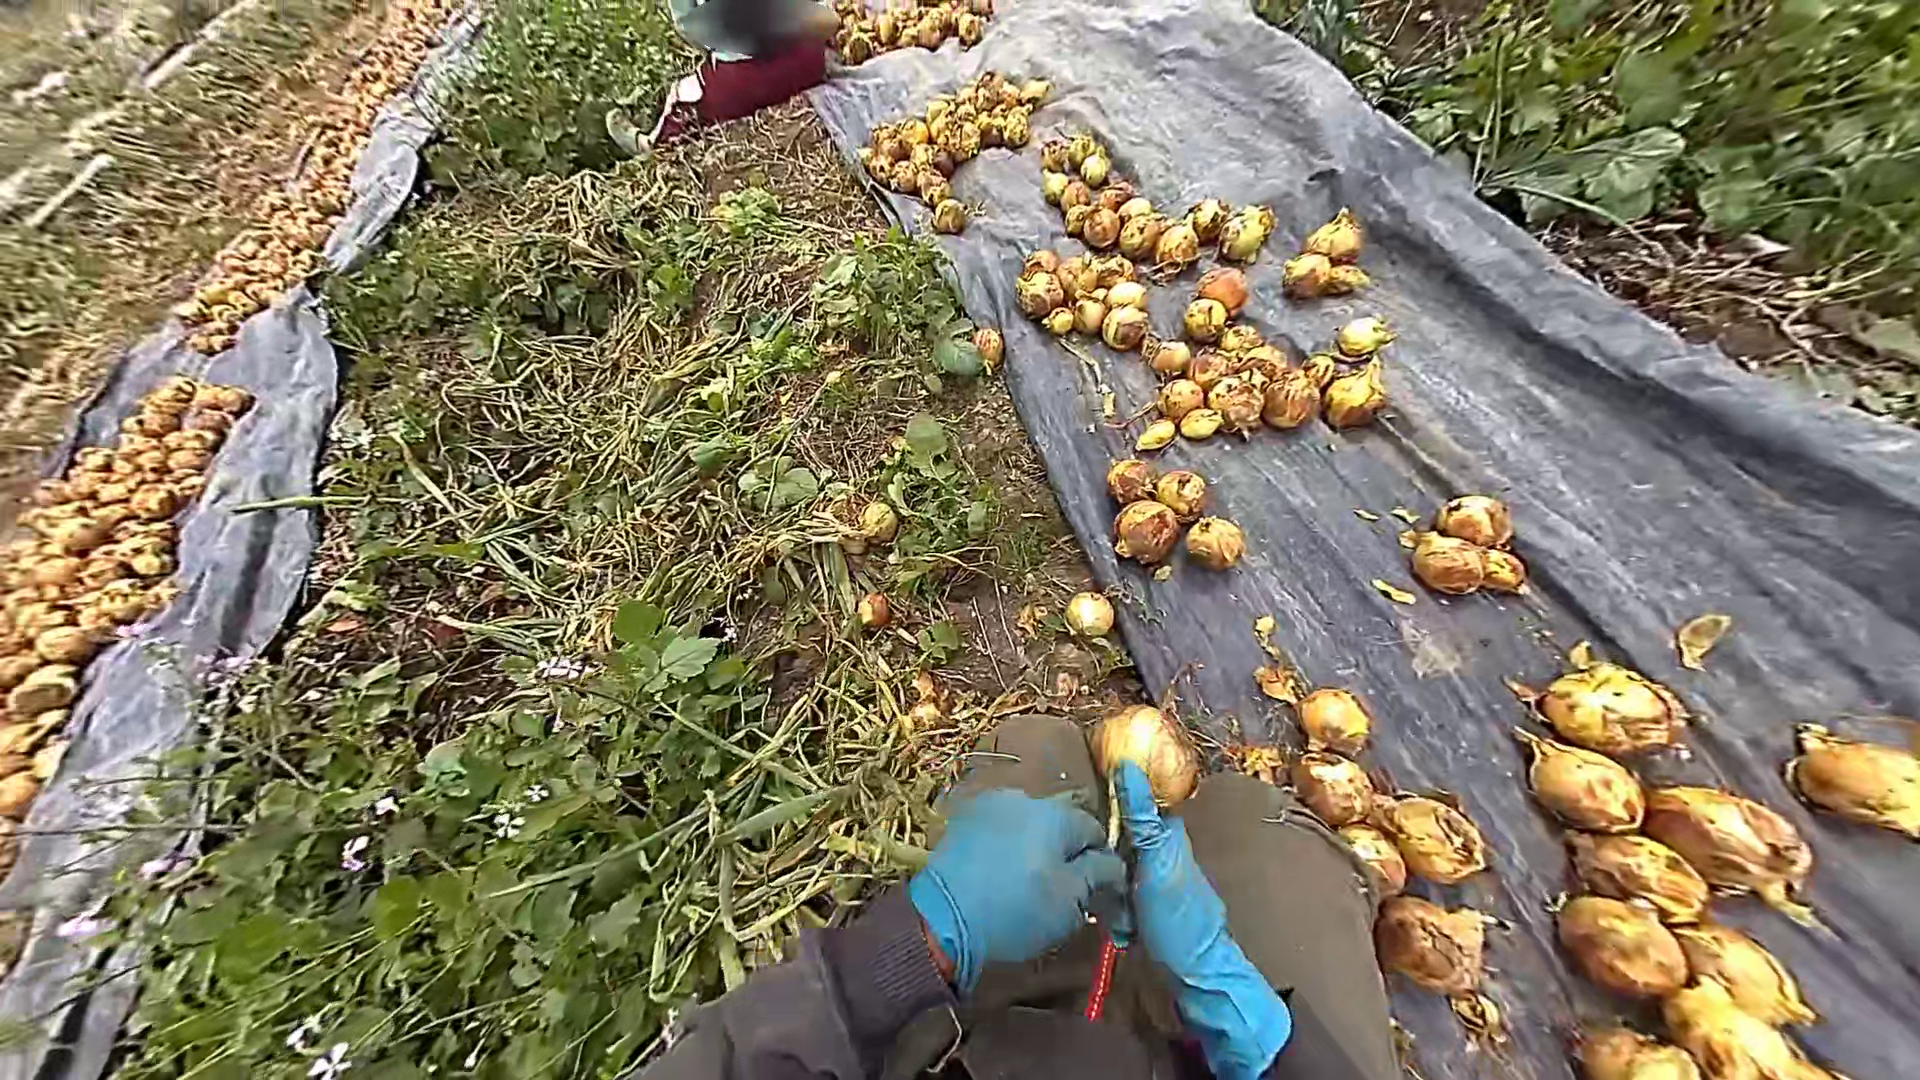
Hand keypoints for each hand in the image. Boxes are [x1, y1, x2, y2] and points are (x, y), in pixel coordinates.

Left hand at [909, 789, 1125, 990]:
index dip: (1099, 862)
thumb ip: (1100, 874)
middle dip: (1065, 853)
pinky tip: (998, 873)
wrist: (946, 912)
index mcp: (1056, 814)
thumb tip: (1115, 864)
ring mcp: (993, 803)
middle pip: (1061, 824)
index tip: (1093, 892)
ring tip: (1023, 884)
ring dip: (1034, 846)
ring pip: (1029, 824)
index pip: (1095, 831)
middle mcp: (1026, 797)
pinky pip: (1001, 828)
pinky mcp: (967, 817)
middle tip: (1058, 893)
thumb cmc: (1017, 907)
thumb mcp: (1070, 901)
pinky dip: (1006, 845)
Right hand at [1115, 764, 1290, 1079]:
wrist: (1196, 980)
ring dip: (1103, 886)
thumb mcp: (1155, 861)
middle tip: (1099, 876)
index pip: (1125, 800)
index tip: (1082, 818)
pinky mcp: (1135, 902)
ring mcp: (1144, 876)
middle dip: (1099, 855)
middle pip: (1109, 834)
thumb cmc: (1180, 917)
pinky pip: (1109, 891)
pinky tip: (1117, 923)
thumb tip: (1127, 765)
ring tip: (1113, 908)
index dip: (1103, 806)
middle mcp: (1153, 847)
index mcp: (1163, 829)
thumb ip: (1140, 817)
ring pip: (1105, 864)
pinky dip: (1109, 906)